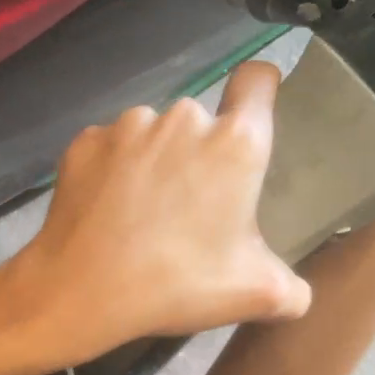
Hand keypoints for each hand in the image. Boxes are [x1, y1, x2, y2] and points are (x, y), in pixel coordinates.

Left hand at [4, 61, 310, 368]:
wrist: (79, 292)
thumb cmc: (175, 285)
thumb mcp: (254, 295)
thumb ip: (291, 287)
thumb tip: (295, 294)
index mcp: (236, 142)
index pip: (258, 80)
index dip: (257, 94)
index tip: (247, 119)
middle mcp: (182, 119)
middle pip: (198, 123)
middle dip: (194, 156)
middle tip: (180, 210)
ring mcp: (126, 127)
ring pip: (148, 135)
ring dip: (148, 163)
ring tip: (134, 215)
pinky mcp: (82, 143)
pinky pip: (105, 149)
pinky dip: (106, 172)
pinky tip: (101, 212)